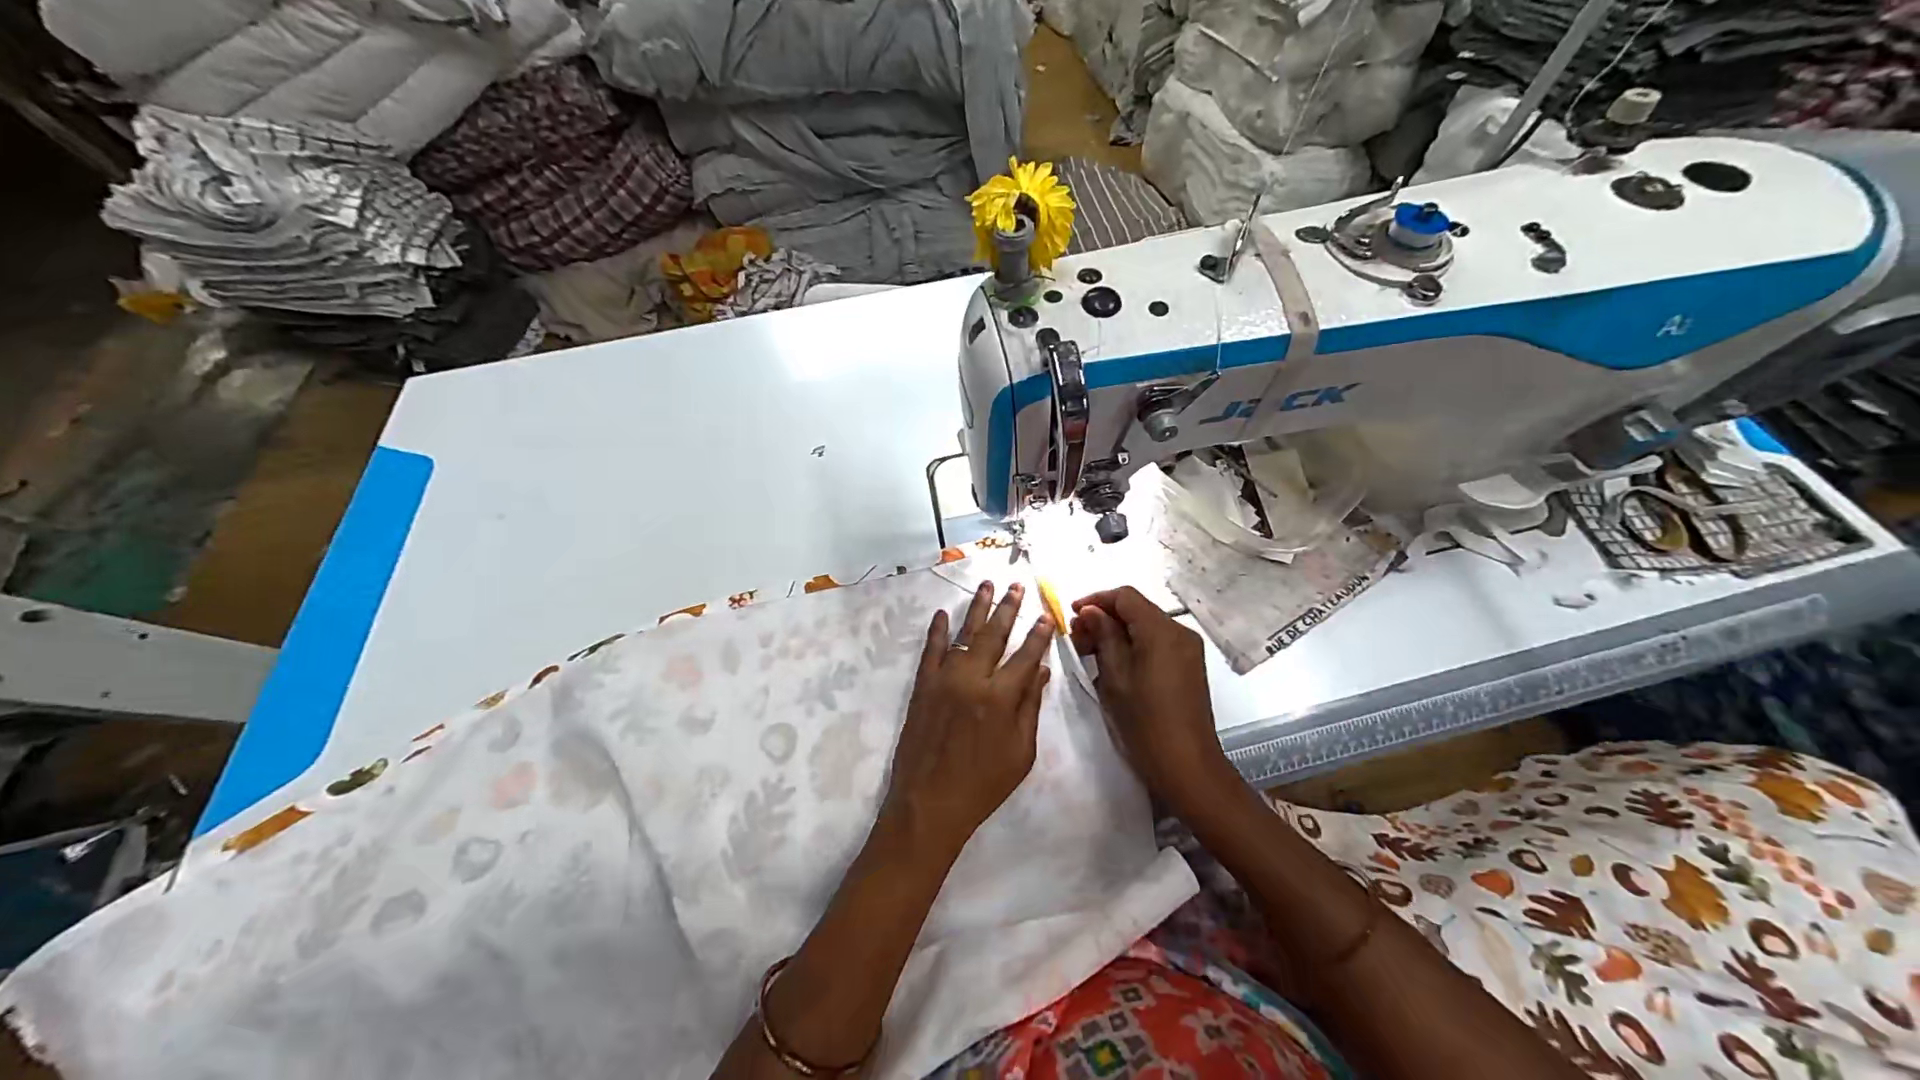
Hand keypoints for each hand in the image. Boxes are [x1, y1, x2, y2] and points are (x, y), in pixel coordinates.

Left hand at [879, 582, 1052, 859]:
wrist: (929, 803)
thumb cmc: (983, 784)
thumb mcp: (1020, 752)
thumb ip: (1029, 707)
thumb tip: (1040, 671)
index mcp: (1001, 696)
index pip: (1026, 655)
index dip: (1038, 634)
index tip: (1046, 615)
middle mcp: (973, 678)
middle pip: (995, 635)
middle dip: (1008, 608)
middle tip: (1017, 586)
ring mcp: (944, 679)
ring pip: (963, 634)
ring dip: (977, 608)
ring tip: (986, 585)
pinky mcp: (922, 686)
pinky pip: (930, 650)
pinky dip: (936, 631)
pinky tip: (941, 614)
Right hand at [1069, 587, 1231, 812]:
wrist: (1186, 765)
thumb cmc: (1144, 721)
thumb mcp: (1114, 676)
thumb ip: (1103, 636)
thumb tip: (1091, 611)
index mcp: (1161, 630)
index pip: (1125, 597)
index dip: (1095, 599)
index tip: (1071, 614)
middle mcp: (1179, 632)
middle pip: (1137, 610)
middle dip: (1104, 618)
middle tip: (1076, 639)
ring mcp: (1187, 650)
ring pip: (1145, 627)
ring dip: (1116, 634)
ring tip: (1089, 655)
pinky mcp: (1188, 667)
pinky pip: (1156, 644)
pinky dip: (1133, 647)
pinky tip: (1113, 666)